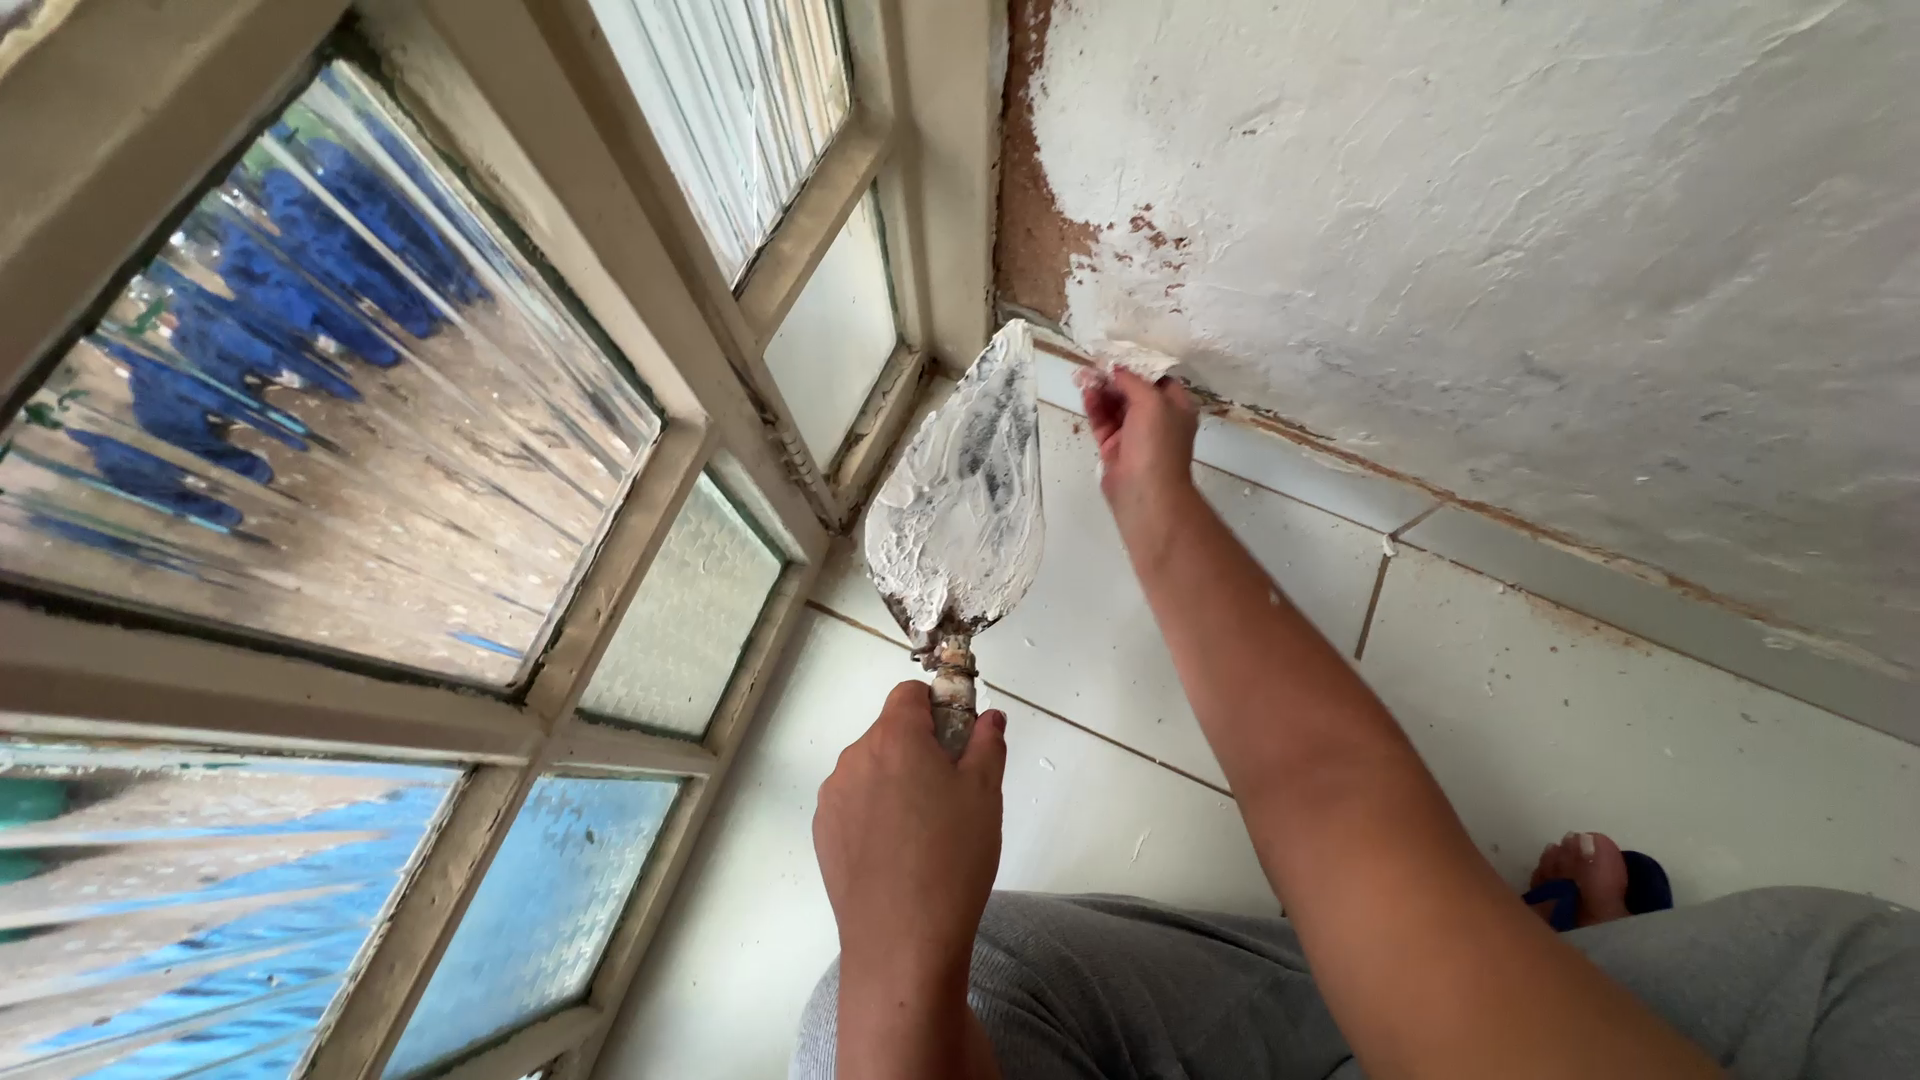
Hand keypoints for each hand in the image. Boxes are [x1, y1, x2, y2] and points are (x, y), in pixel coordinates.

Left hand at [814, 681, 1007, 984]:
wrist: (902, 941)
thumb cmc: (953, 856)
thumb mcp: (985, 794)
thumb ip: (987, 743)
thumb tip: (989, 717)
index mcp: (894, 737)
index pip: (909, 693)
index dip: (937, 706)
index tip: (957, 739)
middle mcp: (855, 757)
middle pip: (889, 732)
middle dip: (919, 747)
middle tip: (950, 791)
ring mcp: (832, 797)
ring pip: (871, 768)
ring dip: (895, 779)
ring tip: (924, 830)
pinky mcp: (822, 833)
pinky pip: (853, 803)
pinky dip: (874, 812)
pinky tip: (896, 853)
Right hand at [1081, 368, 1198, 523]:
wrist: (1145, 491)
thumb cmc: (1157, 443)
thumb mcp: (1152, 401)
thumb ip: (1133, 381)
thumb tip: (1117, 369)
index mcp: (1176, 408)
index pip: (1158, 380)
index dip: (1138, 367)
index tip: (1118, 356)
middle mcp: (1157, 420)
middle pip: (1132, 392)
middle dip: (1114, 379)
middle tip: (1093, 366)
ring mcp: (1134, 435)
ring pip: (1115, 406)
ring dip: (1101, 392)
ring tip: (1083, 378)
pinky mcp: (1114, 448)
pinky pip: (1103, 422)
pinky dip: (1095, 408)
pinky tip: (1086, 395)